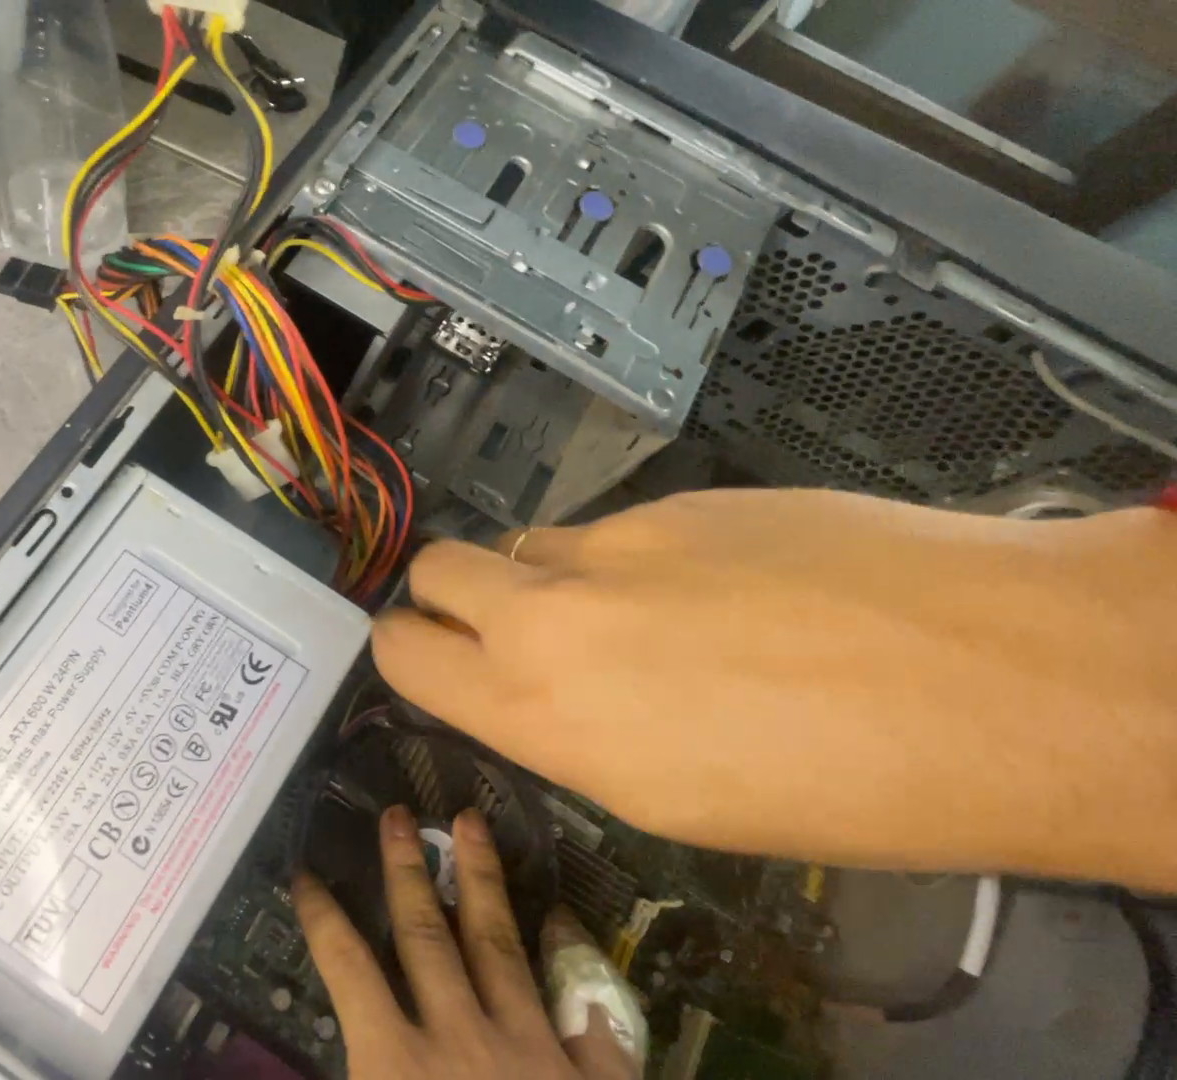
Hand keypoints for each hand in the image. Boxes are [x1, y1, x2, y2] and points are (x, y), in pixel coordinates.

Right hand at [292, 807, 638, 1079]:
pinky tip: (567, 920)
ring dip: (480, 881)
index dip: (323, 917)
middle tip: (397, 813)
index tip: (306, 872)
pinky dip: (573, 960)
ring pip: (498, 946)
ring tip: (471, 822)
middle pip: (425, 934)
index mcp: (398, 1066)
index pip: (347, 969)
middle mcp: (461, 1039)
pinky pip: (584, 1005)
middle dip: (406, 870)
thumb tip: (323, 1045)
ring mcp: (533, 1052)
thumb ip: (358, 1069)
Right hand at [373, 489, 1176, 891]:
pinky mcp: (676, 501)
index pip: (399, 649)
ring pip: (524, 546)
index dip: (399, 649)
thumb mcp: (659, 799)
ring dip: (541, 580)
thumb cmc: (839, 785)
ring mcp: (611, 543)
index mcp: (536, 709)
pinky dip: (624, 562)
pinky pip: (608, 531)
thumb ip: (558, 727)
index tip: (423, 658)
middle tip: (499, 628)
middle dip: (445, 597)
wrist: (1005, 675)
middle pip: (433, 568)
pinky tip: (705, 593)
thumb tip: (523, 686)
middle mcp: (550, 614)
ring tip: (625, 619)